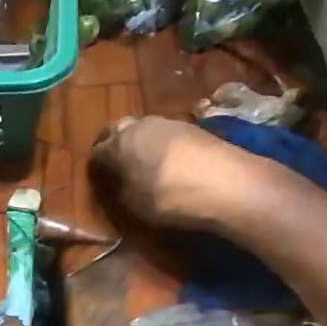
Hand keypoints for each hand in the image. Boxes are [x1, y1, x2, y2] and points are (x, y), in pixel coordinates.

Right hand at [91, 114, 261, 228]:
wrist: (230, 185)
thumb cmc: (170, 197)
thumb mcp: (134, 203)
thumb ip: (120, 187)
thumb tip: (118, 179)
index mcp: (119, 142)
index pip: (97, 150)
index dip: (95, 165)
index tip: (98, 179)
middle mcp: (141, 125)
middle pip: (118, 130)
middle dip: (113, 144)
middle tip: (115, 164)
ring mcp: (170, 123)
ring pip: (143, 129)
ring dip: (139, 143)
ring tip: (142, 163)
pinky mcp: (194, 128)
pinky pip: (166, 134)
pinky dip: (160, 146)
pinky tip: (168, 163)